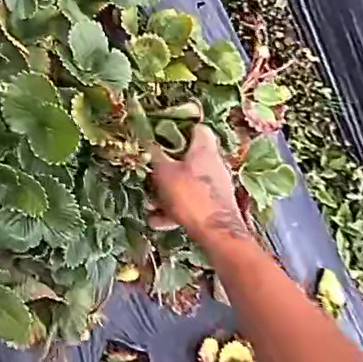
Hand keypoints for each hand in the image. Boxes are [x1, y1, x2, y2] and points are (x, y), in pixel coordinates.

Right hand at [148, 124, 250, 249]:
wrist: (216, 234)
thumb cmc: (190, 195)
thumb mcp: (163, 171)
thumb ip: (154, 154)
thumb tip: (146, 139)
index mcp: (205, 152)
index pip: (198, 129)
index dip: (180, 127)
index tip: (160, 130)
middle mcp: (214, 167)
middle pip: (188, 158)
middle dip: (165, 164)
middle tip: (148, 168)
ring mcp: (216, 187)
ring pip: (186, 181)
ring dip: (166, 190)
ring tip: (149, 201)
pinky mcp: (214, 206)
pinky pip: (189, 201)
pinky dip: (173, 208)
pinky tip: (157, 220)